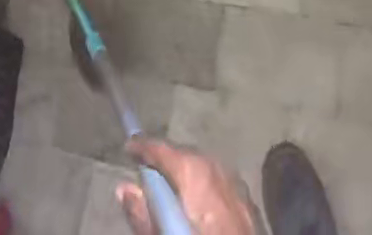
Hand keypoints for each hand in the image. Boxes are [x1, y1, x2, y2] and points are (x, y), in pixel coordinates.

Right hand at [116, 137, 258, 234]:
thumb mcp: (164, 234)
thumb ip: (143, 215)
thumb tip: (125, 188)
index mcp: (194, 172)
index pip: (162, 149)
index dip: (142, 146)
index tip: (128, 146)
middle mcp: (216, 166)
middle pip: (183, 154)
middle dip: (164, 161)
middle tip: (145, 172)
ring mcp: (235, 179)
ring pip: (202, 165)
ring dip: (184, 173)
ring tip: (167, 190)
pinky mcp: (246, 196)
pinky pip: (217, 179)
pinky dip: (202, 184)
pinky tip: (195, 204)